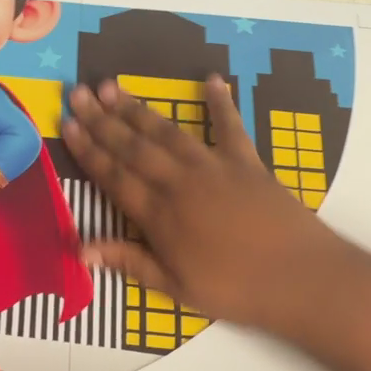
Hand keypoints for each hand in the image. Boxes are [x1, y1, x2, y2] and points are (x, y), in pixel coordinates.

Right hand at [62, 76, 370, 337]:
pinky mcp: (247, 163)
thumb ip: (129, 262)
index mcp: (159, 215)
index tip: (67, 125)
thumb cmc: (236, 290)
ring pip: (167, 132)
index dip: (88, 150)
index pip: (113, 176)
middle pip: (133, 146)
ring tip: (113, 86)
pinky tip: (212, 80)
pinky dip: (221, 102)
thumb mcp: (175, 287)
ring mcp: (214, 168)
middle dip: (102, 119)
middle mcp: (180, 183)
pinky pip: (230, 127)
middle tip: (79, 92)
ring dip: (138, 109)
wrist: (303, 279)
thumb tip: (80, 249)